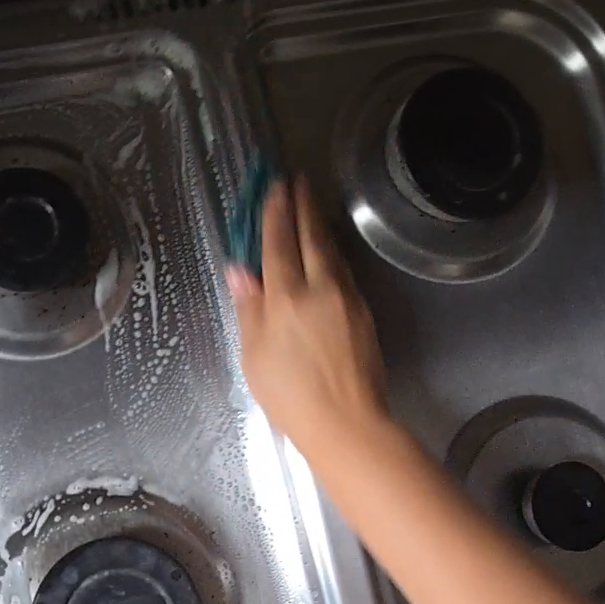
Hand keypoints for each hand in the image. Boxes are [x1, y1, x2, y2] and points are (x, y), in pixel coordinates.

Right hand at [226, 175, 388, 452]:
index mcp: (286, 297)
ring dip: (320, 226)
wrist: (346, 422)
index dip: (275, 214)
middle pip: (311, 238)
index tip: (275, 187)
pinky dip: (333, 253)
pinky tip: (329, 252)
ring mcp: (347, 299)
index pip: (278, 244)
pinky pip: (345, 272)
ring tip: (312, 207)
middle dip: (303, 206)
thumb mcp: (254, 354)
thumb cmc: (289, 395)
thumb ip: (250, 307)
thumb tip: (240, 270)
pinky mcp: (364, 313)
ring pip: (332, 252)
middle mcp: (320, 288)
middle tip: (298, 181)